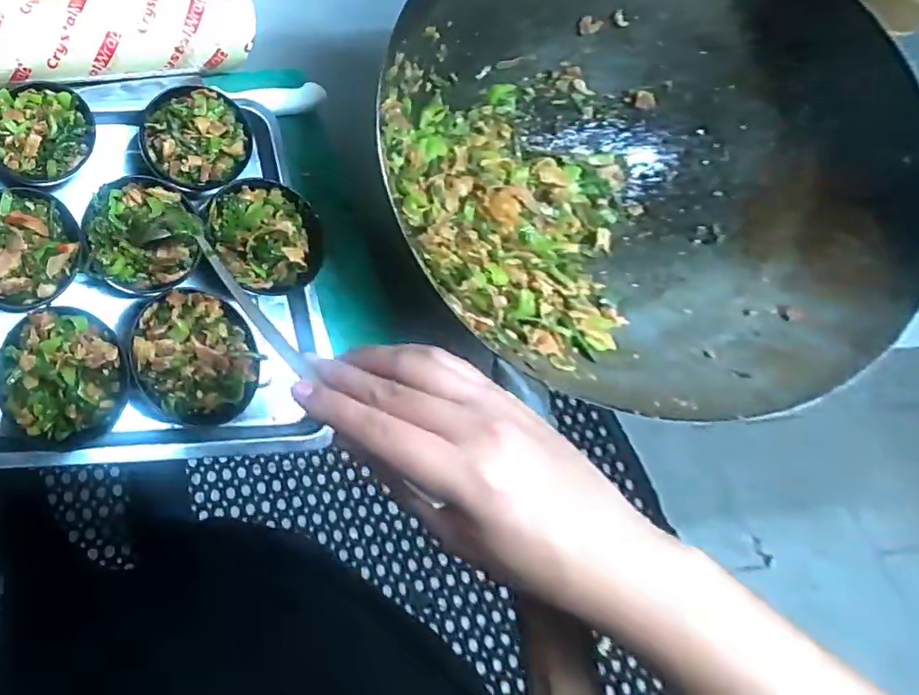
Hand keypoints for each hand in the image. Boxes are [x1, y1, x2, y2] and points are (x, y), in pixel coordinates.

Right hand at [291, 345, 673, 617]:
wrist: (622, 559)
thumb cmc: (529, 563)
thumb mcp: (449, 535)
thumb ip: (393, 478)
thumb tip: (346, 436)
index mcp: (464, 476)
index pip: (377, 426)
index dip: (330, 406)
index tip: (297, 390)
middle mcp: (478, 430)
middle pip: (391, 390)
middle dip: (340, 376)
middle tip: (307, 368)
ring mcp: (498, 407)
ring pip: (418, 363)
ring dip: (371, 356)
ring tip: (342, 360)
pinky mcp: (511, 398)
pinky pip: (449, 362)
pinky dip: (408, 354)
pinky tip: (388, 359)